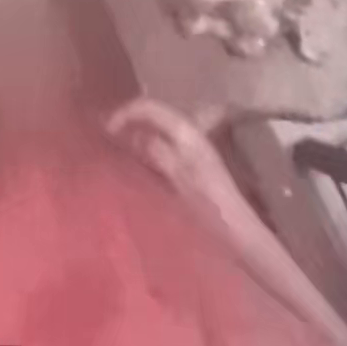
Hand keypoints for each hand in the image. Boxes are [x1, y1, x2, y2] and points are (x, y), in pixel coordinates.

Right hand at [107, 99, 244, 215]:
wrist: (243, 238)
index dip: (124, 113)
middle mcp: (191, 133)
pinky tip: (135, 163)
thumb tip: (128, 132)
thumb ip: (155, 152)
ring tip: (114, 147)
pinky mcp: (192, 166)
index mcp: (187, 132)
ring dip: (135, 132)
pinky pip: (162, 144)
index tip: (103, 130)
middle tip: (104, 135)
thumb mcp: (179, 179)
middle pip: (153, 114)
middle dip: (128, 120)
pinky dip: (145, 147)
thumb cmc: (211, 209)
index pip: (149, 107)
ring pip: (157, 128)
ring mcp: (193, 149)